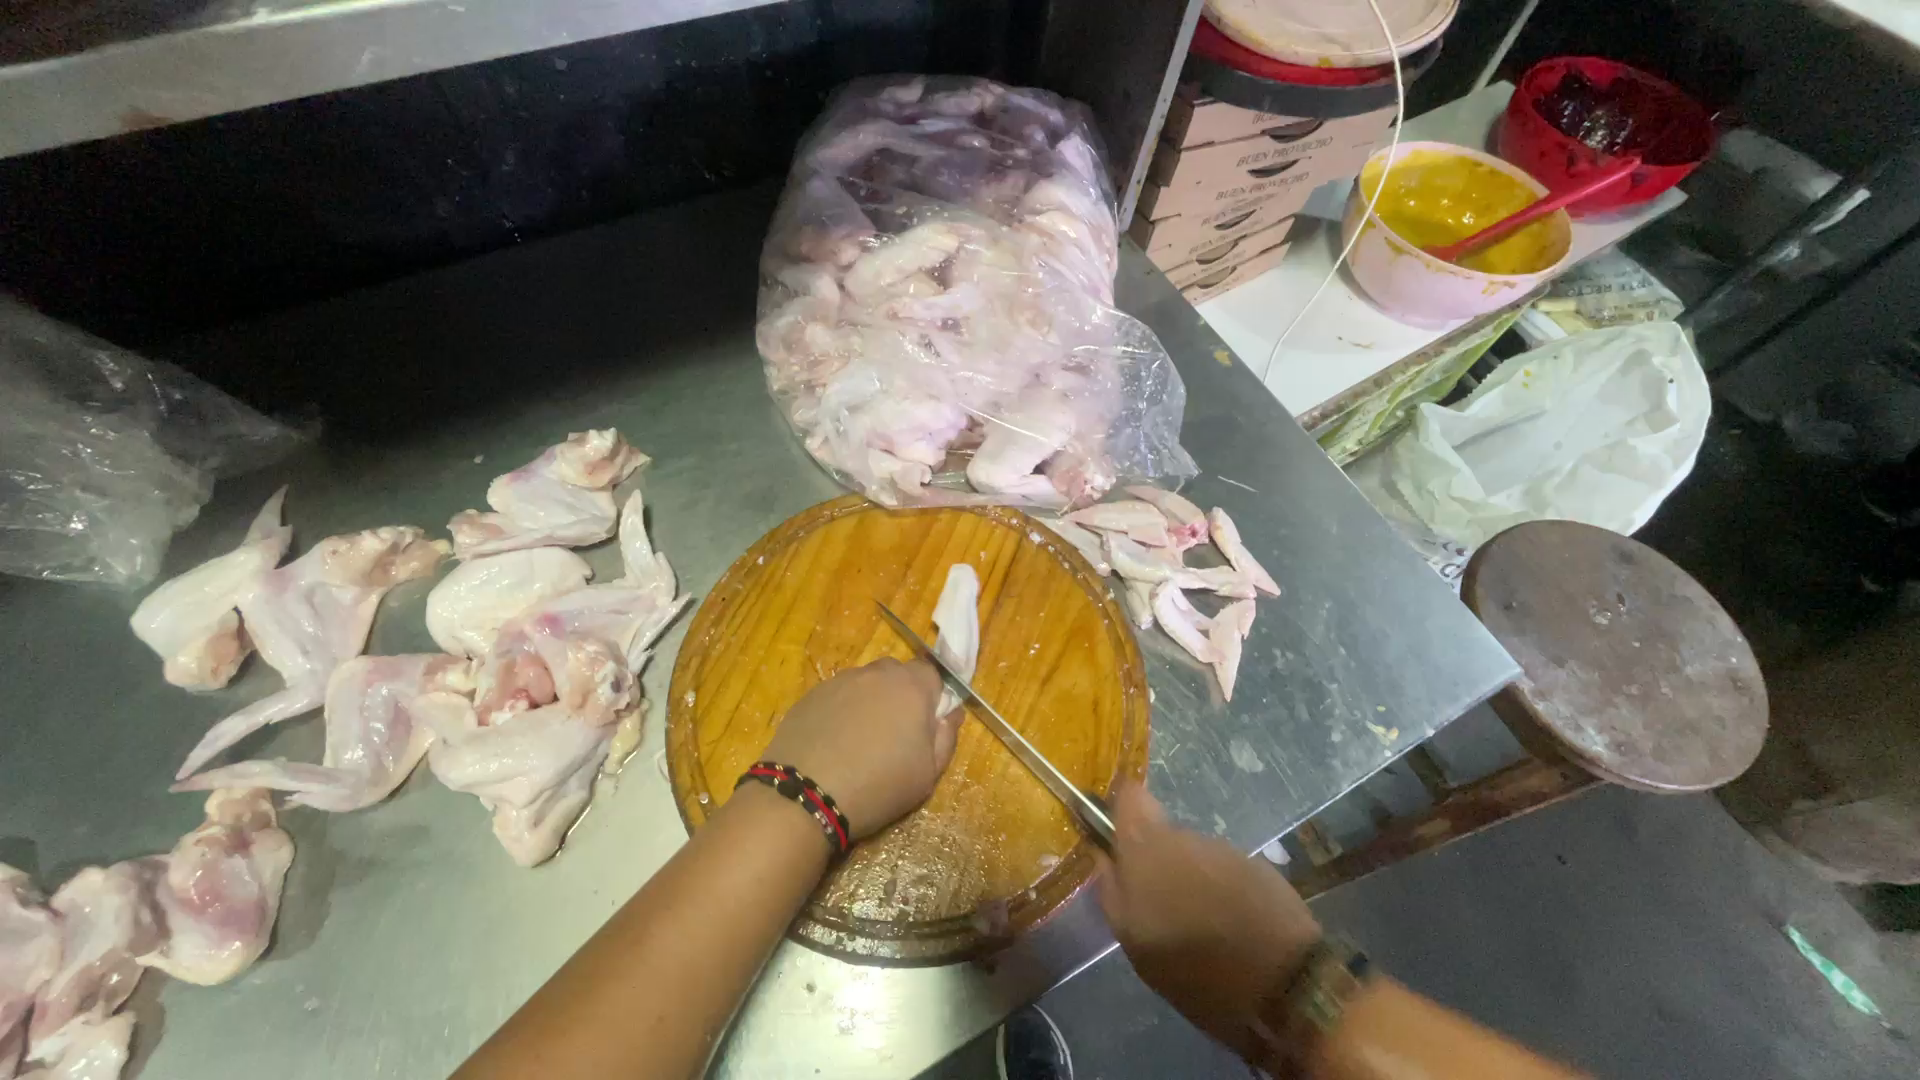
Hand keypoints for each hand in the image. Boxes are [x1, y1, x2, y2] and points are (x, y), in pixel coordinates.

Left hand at [760, 658, 959, 840]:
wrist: (806, 795)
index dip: (932, 696)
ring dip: (869, 703)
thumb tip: (951, 713)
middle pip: (896, 673)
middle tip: (895, 734)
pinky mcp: (810, 696)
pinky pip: (837, 697)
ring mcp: (839, 682)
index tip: (926, 724)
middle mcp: (875, 674)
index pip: (932, 672)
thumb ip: (946, 737)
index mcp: (911, 687)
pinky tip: (833, 744)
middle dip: (901, 695)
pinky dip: (841, 712)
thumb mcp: (927, 774)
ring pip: (865, 684)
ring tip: (860, 742)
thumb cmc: (878, 786)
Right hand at [1096, 785, 1321, 1059]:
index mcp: (1147, 846)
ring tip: (1197, 924)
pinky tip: (1227, 927)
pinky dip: (1220, 891)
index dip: (1120, 812)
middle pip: (1160, 833)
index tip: (1117, 843)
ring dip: (1190, 879)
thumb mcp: (1133, 939)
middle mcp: (1185, 836)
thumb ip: (1111, 889)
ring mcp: (1225, 850)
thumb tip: (1104, 855)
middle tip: (1159, 906)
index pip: (1128, 795)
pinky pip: (1223, 872)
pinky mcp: (1258, 867)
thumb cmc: (1193, 966)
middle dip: (1157, 861)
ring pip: (1192, 854)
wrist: (1284, 985)